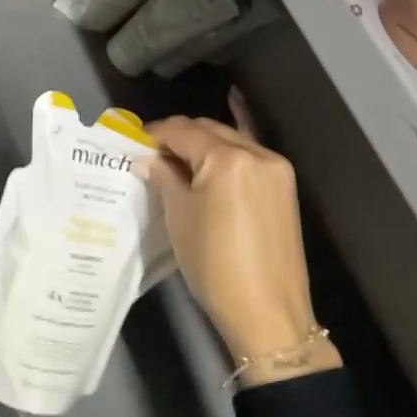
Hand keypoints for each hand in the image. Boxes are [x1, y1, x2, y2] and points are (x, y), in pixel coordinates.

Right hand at [135, 89, 339, 383]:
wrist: (268, 316)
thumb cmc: (215, 266)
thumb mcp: (180, 218)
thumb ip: (165, 178)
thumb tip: (147, 157)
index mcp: (226, 158)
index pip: (182, 131)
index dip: (155, 134)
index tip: (133, 143)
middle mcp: (254, 153)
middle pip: (208, 130)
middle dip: (179, 136)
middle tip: (151, 154)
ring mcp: (274, 169)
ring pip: (230, 139)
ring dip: (204, 142)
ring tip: (178, 156)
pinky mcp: (283, 187)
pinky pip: (252, 151)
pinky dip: (238, 131)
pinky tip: (235, 100)